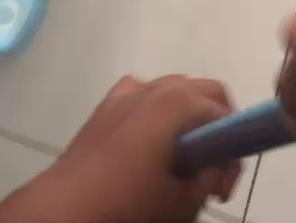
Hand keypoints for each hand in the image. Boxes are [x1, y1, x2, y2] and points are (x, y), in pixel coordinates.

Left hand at [0, 75, 242, 222]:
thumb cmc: (126, 206)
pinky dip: (158, 112)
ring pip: (176, 90)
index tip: (222, 184)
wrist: (62, 210)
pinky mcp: (109, 103)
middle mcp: (157, 85)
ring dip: (189, 118)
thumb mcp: (181, 201)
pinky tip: (150, 145)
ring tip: (181, 162)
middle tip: (210, 173)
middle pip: (205, 92)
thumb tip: (217, 166)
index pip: (225, 113)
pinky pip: (145, 96)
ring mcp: (130, 91)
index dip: (233, 149)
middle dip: (216, 126)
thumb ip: (210, 176)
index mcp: (178, 102)